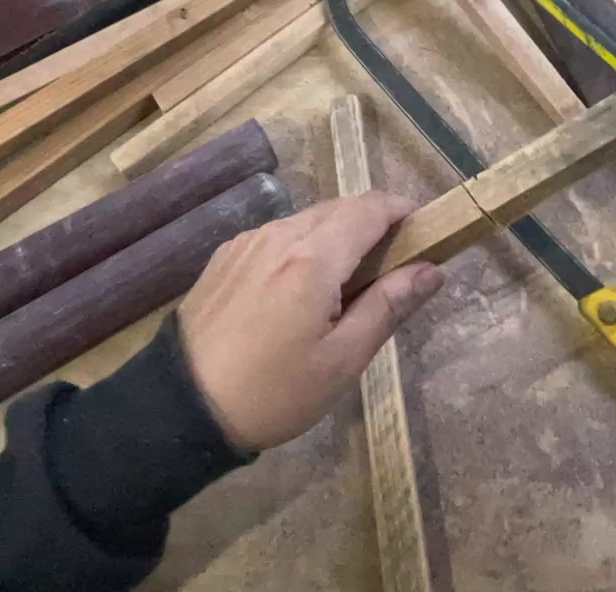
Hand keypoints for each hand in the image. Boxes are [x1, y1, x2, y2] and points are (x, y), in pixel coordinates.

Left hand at [178, 191, 444, 451]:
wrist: (182, 407)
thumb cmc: (274, 391)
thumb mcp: (342, 359)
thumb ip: (389, 305)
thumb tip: (432, 268)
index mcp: (313, 258)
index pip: (369, 208)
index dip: (401, 210)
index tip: (422, 229)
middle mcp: (279, 234)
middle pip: (339, 208)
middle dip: (372, 224)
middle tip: (390, 265)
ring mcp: (248, 240)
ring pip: (307, 219)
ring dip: (336, 235)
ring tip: (345, 282)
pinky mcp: (226, 253)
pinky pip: (278, 235)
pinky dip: (302, 245)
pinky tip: (299, 287)